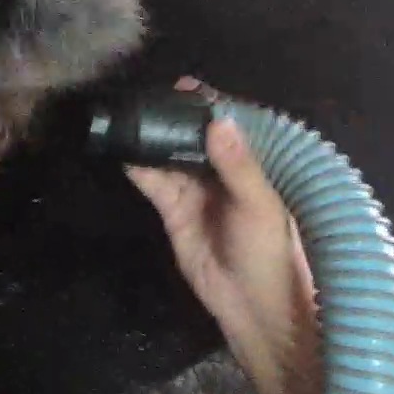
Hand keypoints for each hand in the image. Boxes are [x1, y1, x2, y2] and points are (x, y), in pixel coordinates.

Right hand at [127, 80, 393, 393]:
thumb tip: (218, 119)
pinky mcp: (170, 206)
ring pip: (167, 151)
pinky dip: (136, 163)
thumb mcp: (261, 207)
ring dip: (150, 135)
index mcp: (251, 165)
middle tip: (148, 94)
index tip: (184, 84)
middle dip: (171, 114)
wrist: (251, 309)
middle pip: (191, 132)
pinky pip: (150, 178)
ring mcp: (193, 186)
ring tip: (129, 114)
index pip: (228, 123)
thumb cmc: (270, 254)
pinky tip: (123, 149)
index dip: (208, 102)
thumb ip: (238, 165)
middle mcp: (219, 169)